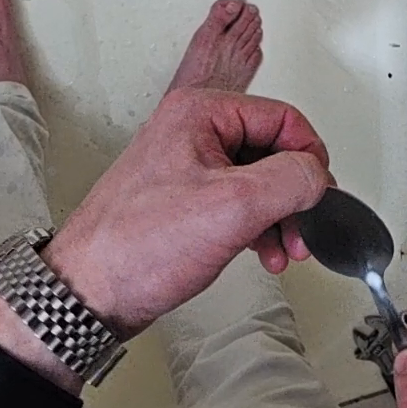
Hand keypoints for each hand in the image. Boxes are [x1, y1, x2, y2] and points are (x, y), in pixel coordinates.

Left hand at [18, 85, 328, 328]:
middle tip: (305, 225)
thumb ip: (288, 181)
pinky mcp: (187, 198)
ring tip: (287, 248)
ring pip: (259, 179)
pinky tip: (265, 252)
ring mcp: (189, 165)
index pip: (282, 117)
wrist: (86, 294)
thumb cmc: (136, 248)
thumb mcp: (232, 207)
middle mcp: (193, 131)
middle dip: (294, 193)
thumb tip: (318, 174)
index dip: (310, 155)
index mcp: (200, 113)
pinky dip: (259, 225)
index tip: (320, 192)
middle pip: (273, 149)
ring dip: (280, 215)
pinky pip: (240, 200)